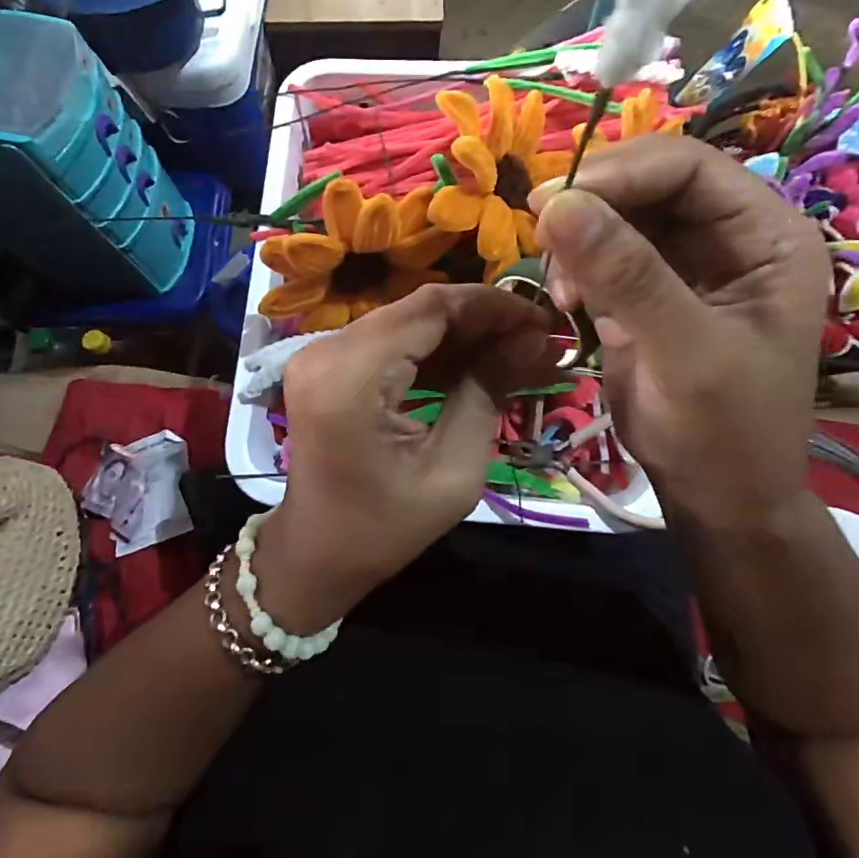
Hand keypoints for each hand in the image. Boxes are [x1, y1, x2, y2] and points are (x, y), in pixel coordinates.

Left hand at [257, 285, 554, 626]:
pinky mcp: (326, 364)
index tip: (540, 318)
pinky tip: (476, 361)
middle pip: (418, 310)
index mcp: (351, 378)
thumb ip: (488, 391)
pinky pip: (389, 340)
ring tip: (516, 349)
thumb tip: (531, 338)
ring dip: (462, 333)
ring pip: (407, 321)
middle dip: (482, 318)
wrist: (318, 552)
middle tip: (535, 336)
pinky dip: (434, 348)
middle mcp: (326, 351)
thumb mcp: (454, 468)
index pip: (429, 309)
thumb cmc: (386, 527)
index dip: (490, 305)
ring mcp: (320, 354)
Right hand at [530, 136, 830, 522]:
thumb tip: (557, 202)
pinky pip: (603, 254)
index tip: (554, 201)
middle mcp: (730, 236)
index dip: (621, 172)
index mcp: (767, 235)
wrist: (718, 496)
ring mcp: (687, 263)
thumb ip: (628, 275)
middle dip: (594, 204)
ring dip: (579, 239)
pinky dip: (575, 267)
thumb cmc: (725, 431)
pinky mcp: (649, 290)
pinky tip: (565, 300)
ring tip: (559, 287)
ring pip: (619, 215)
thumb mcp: (683, 352)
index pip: (690, 169)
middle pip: (650, 184)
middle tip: (542, 232)